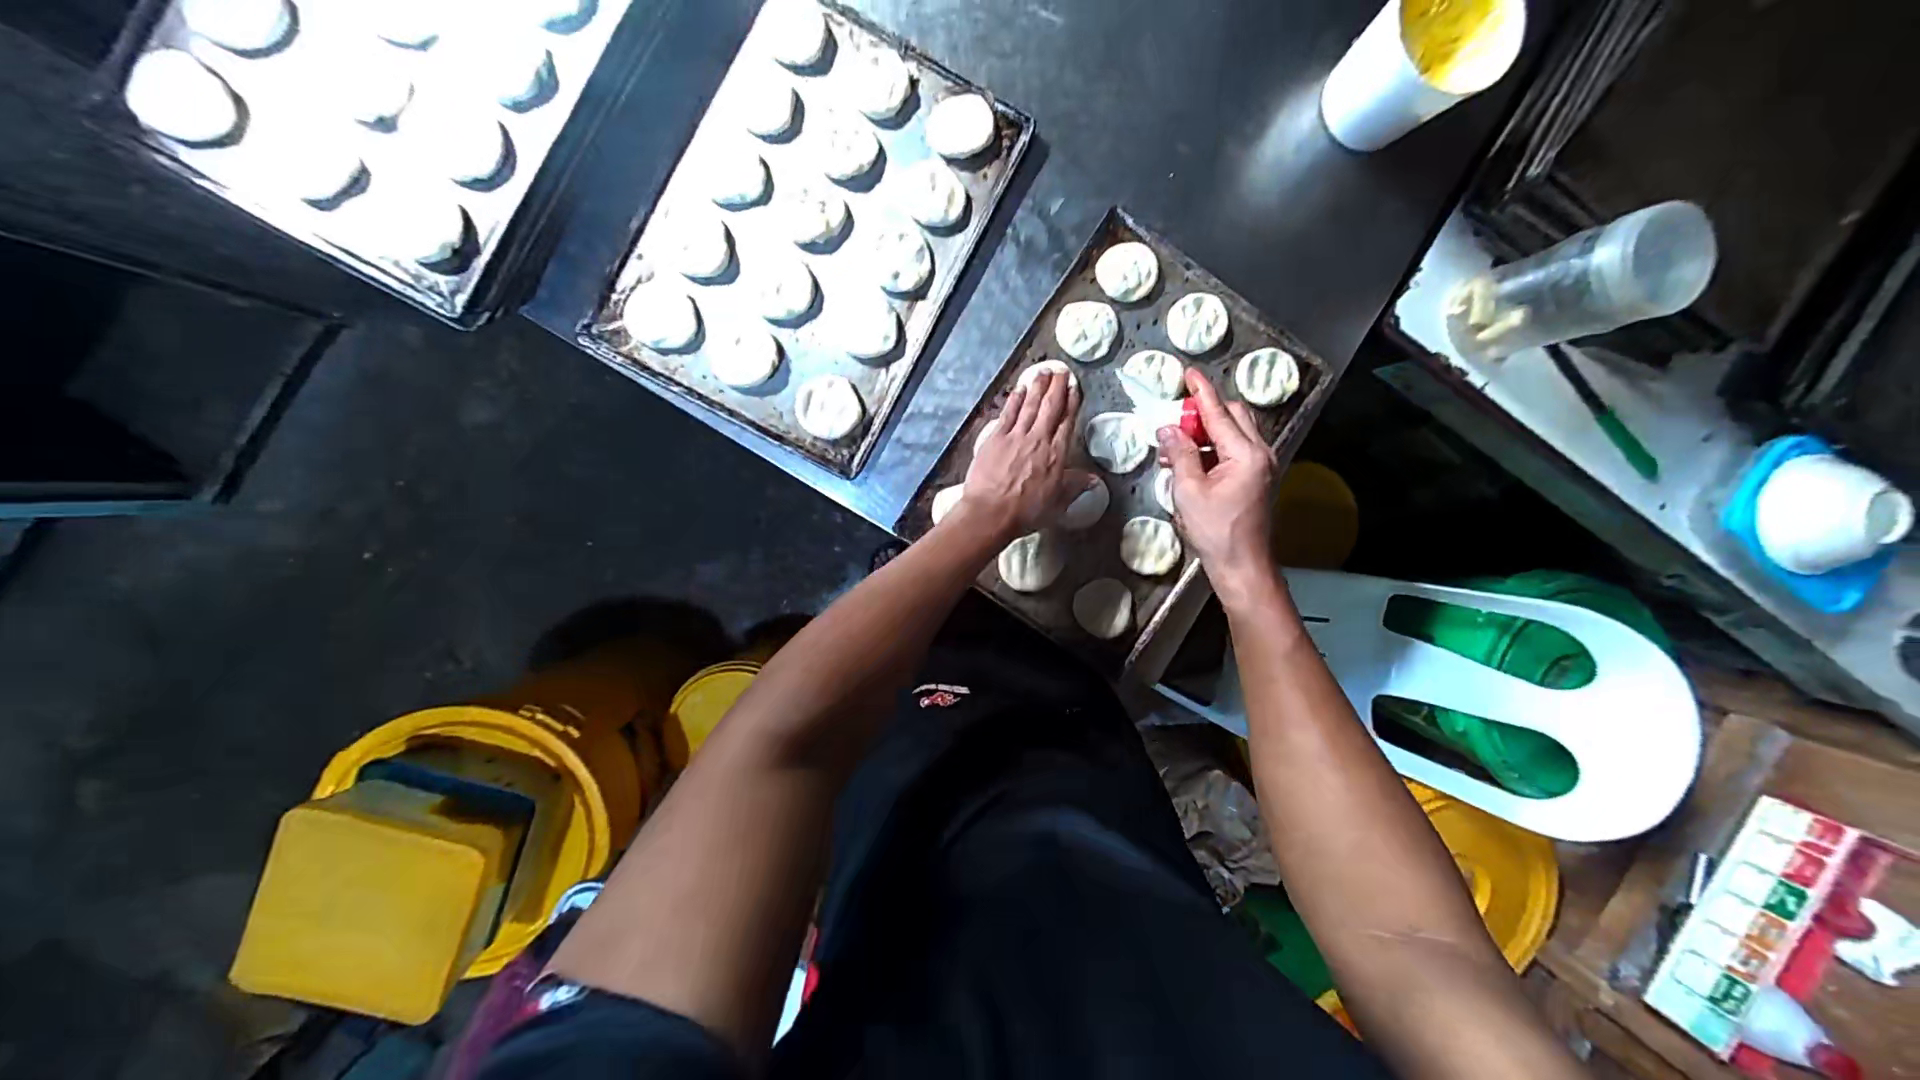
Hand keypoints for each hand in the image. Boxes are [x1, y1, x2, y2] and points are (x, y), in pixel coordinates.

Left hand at [954, 372, 1094, 541]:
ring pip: (1030, 405)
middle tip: (1061, 370)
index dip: (1071, 402)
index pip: (1067, 421)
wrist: (991, 512)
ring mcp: (1016, 436)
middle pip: (1050, 406)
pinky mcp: (995, 438)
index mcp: (1056, 454)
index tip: (1074, 388)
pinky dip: (1015, 399)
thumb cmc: (1025, 512)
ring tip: (1043, 372)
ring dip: (1037, 386)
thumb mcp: (1057, 503)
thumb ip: (1075, 487)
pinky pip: (1008, 413)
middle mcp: (1038, 439)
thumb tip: (1093, 480)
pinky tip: (1019, 389)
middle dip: (1056, 386)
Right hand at [1158, 368, 1277, 605]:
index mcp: (1245, 454)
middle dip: (1205, 411)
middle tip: (1177, 418)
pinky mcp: (1255, 479)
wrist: (1242, 565)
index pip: (1219, 413)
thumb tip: (1169, 430)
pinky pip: (1234, 451)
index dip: (1201, 392)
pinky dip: (1212, 448)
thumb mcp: (1188, 491)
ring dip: (1206, 431)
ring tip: (1177, 444)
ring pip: (1234, 433)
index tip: (1189, 374)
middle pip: (1234, 416)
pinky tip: (1190, 461)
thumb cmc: (1217, 532)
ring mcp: (1260, 467)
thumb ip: (1179, 454)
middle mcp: (1260, 454)